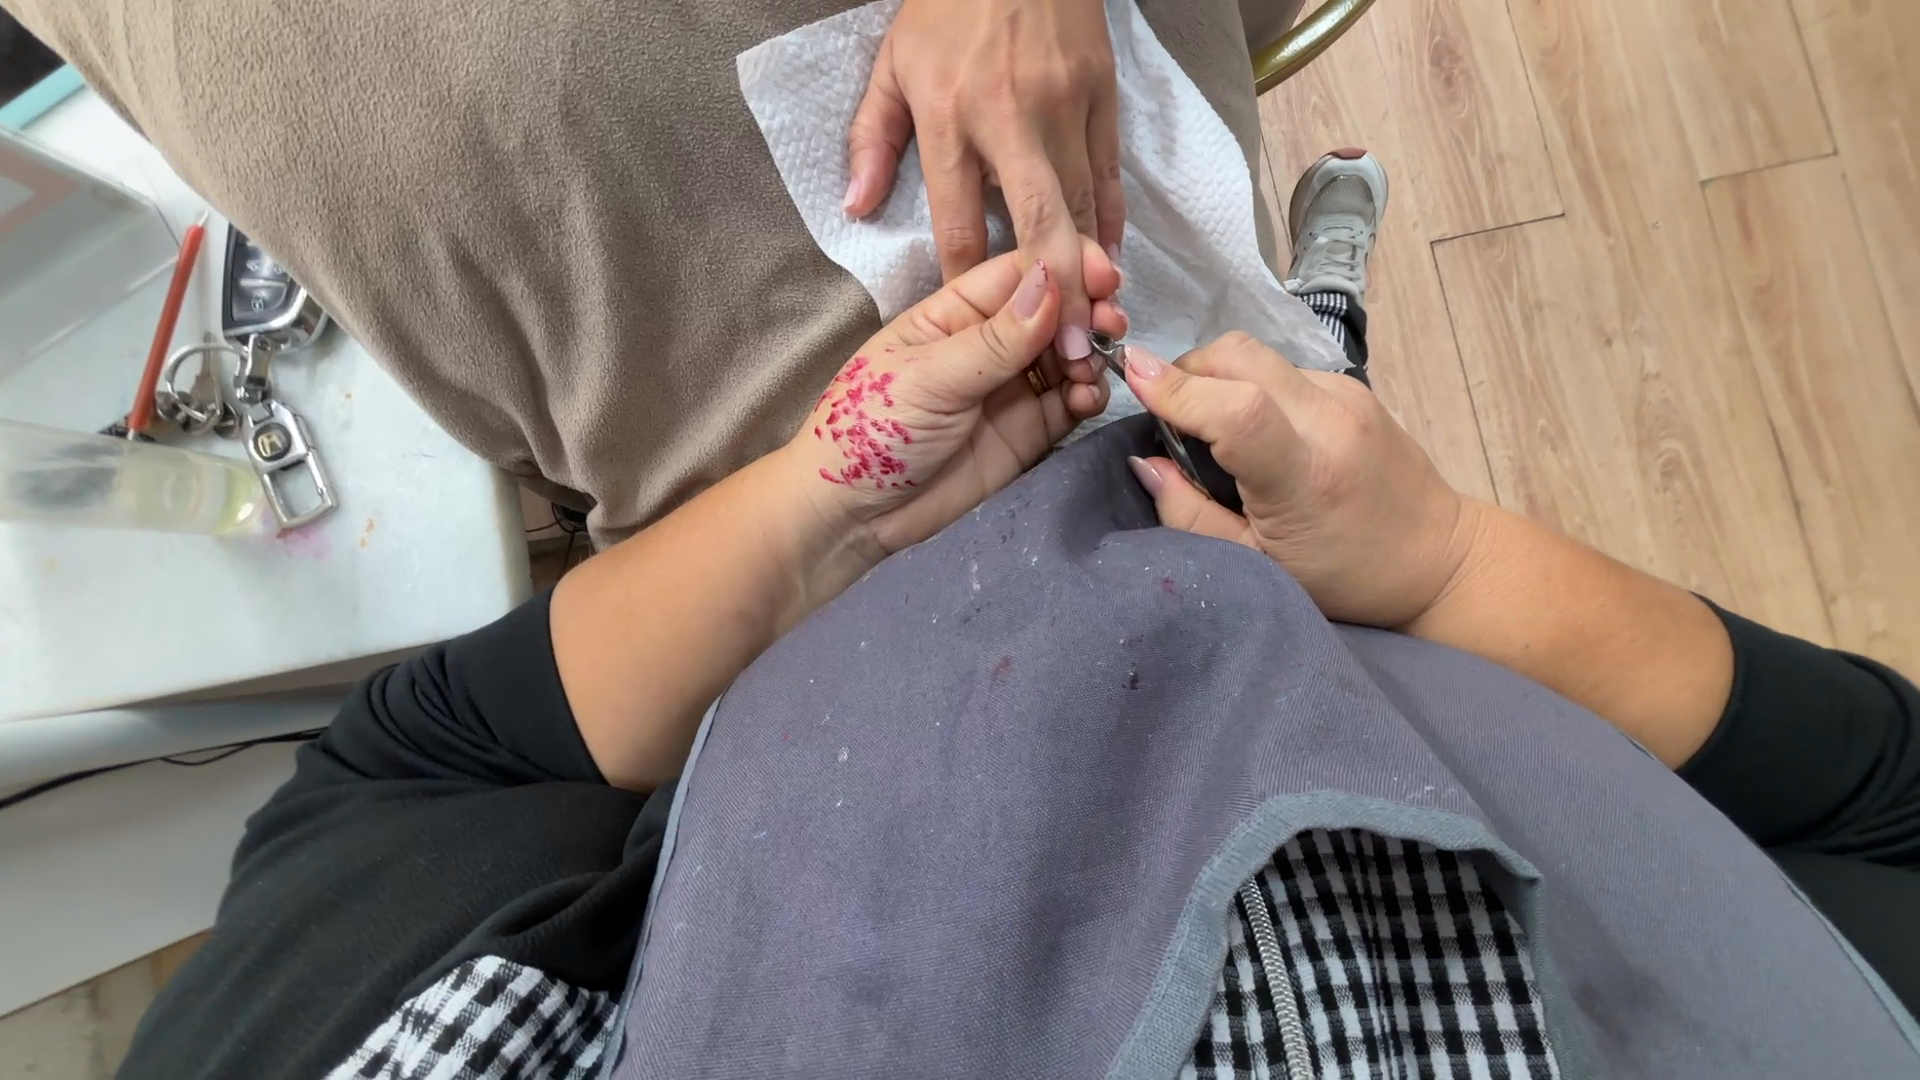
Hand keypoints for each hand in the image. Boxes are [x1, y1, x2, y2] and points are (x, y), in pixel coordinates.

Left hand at [785, 241, 1124, 556]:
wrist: (857, 515)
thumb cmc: (872, 431)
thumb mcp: (930, 376)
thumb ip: (994, 338)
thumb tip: (1052, 281)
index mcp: (954, 313)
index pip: (1019, 273)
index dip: (1063, 268)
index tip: (1103, 275)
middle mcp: (989, 344)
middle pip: (1053, 312)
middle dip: (1086, 313)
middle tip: (1111, 325)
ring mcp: (1010, 389)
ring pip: (1067, 358)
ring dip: (1090, 357)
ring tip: (1092, 370)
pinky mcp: (1025, 433)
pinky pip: (1067, 404)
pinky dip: (1086, 397)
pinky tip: (1087, 399)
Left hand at [845, 0, 1121, 371]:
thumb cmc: (945, 7)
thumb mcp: (891, 64)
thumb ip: (872, 140)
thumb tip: (857, 210)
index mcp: (948, 120)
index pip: (960, 225)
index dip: (972, 287)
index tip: (985, 338)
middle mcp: (1009, 121)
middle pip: (1037, 226)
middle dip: (1054, 297)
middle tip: (1068, 353)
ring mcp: (1064, 107)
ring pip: (1082, 207)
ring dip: (1088, 272)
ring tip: (1094, 325)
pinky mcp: (1102, 95)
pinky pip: (1110, 175)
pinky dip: (1111, 221)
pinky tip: (1111, 259)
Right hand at [1122, 333, 1478, 628]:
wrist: (1440, 558)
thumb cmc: (1344, 576)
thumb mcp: (1258, 566)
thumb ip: (1192, 515)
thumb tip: (1145, 463)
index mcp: (1305, 477)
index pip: (1237, 411)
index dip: (1178, 389)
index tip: (1132, 373)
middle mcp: (1330, 420)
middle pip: (1240, 356)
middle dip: (1186, 369)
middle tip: (1165, 409)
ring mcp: (1347, 395)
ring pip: (1256, 356)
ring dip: (1214, 376)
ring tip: (1206, 425)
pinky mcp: (1352, 387)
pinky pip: (1278, 369)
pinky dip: (1245, 386)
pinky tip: (1250, 428)